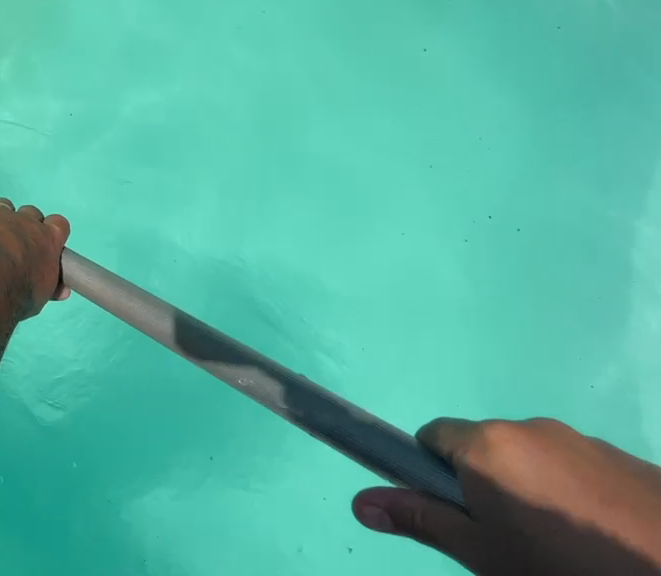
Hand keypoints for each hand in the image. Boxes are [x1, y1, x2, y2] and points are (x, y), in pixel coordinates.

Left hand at [0, 199, 69, 318]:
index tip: (43, 240)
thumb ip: (51, 284)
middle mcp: (26, 221)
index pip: (58, 223)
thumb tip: (62, 290)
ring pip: (3, 205)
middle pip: (30, 212)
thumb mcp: (43, 292)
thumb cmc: (20, 290)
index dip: (50, 230)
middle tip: (14, 242)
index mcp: (48, 238)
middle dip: (23, 224)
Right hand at [354, 417, 660, 574]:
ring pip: (545, 460)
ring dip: (547, 487)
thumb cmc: (563, 568)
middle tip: (520, 536)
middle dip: (496, 481)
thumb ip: (421, 518)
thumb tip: (357, 503)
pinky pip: (596, 473)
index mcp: (485, 442)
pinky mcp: (644, 466)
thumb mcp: (484, 554)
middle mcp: (531, 428)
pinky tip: (617, 537)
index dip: (440, 474)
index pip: (432, 437)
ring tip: (577, 542)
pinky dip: (596, 498)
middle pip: (490, 447)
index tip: (467, 512)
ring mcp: (593, 444)